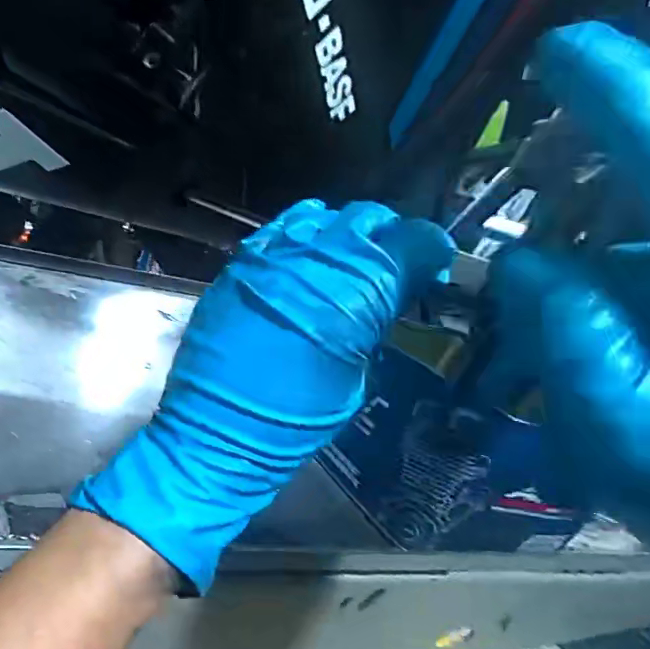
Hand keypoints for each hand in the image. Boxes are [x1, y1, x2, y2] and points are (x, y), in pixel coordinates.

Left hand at [72, 200, 452, 591]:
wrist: (218, 433)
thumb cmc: (295, 420)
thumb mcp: (355, 379)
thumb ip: (372, 327)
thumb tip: (382, 304)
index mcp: (359, 289)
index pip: (412, 240)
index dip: (430, 250)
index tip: (431, 265)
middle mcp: (317, 257)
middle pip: (366, 219)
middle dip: (386, 238)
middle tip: (388, 264)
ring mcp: (271, 255)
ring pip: (319, 216)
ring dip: (338, 233)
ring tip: (341, 261)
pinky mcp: (237, 266)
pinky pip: (276, 233)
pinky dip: (296, 240)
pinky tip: (299, 266)